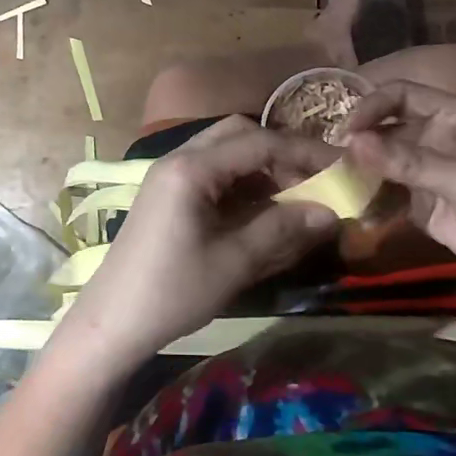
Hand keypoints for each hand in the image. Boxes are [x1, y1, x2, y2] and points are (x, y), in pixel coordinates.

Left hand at [54, 117, 341, 368]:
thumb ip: (283, 229)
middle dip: (281, 153)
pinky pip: (211, 176)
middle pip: (239, 135)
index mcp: (191, 168)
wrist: (111, 320)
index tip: (344, 170)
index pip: (259, 142)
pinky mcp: (166, 196)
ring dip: (261, 169)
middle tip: (315, 183)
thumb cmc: (172, 292)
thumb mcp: (233, 262)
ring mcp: (168, 177)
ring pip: (224, 154)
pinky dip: (241, 185)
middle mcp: (177, 160)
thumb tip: (331, 210)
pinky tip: (262, 211)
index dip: (306, 153)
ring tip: (295, 199)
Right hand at [345, 81, 455, 334]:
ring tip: (330, 182)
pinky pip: (384, 194)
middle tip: (326, 159)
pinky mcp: (419, 204)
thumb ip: (411, 162)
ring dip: (357, 170)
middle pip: (385, 126)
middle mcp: (437, 138)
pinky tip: (350, 207)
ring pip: (380, 161)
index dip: (371, 106)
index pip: (403, 95)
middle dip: (357, 139)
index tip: (344, 131)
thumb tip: (351, 142)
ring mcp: (427, 172)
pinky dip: (367, 199)